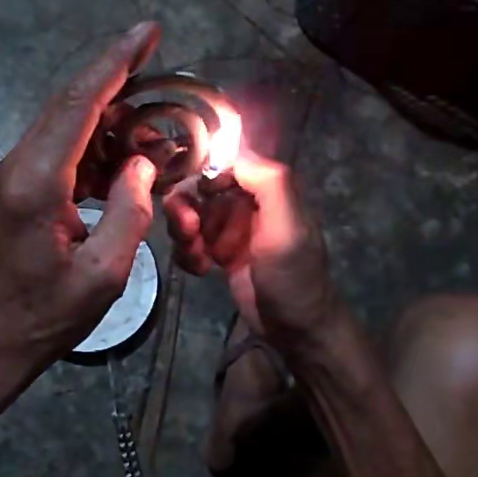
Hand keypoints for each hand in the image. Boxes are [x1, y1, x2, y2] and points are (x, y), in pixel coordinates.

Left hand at [0, 23, 161, 392]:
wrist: (2, 338)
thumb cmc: (51, 314)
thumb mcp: (105, 272)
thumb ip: (130, 211)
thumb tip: (142, 164)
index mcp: (36, 184)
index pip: (78, 106)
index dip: (114, 65)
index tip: (146, 31)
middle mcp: (18, 168)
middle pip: (69, 105)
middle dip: (115, 79)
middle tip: (157, 59)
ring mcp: (15, 176)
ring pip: (67, 125)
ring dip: (111, 120)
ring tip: (154, 133)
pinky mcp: (20, 189)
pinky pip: (63, 151)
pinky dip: (97, 147)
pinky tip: (127, 160)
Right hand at [164, 147, 337, 346]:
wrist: (294, 329)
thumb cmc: (293, 277)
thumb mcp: (287, 228)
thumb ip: (269, 183)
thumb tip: (233, 148)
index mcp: (267, 188)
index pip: (225, 160)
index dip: (202, 172)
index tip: (194, 196)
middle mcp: (246, 201)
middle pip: (198, 186)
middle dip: (185, 207)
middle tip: (188, 233)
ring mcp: (230, 227)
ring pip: (189, 213)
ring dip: (183, 233)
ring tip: (196, 256)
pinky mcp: (218, 251)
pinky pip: (189, 240)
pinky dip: (187, 253)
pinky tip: (200, 269)